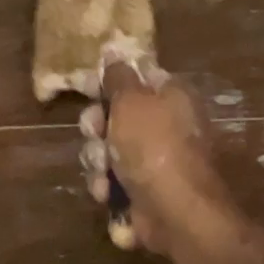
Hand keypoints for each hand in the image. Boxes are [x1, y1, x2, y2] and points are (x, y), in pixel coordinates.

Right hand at [79, 59, 237, 253]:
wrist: (175, 212)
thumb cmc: (155, 148)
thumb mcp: (132, 102)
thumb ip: (119, 77)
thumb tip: (114, 51)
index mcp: (170, 97)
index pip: (134, 78)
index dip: (108, 84)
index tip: (88, 90)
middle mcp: (164, 126)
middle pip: (114, 117)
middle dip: (97, 130)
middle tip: (97, 136)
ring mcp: (153, 161)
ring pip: (107, 152)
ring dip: (97, 163)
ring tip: (105, 176)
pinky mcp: (142, 191)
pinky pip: (112, 181)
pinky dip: (107, 188)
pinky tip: (109, 195)